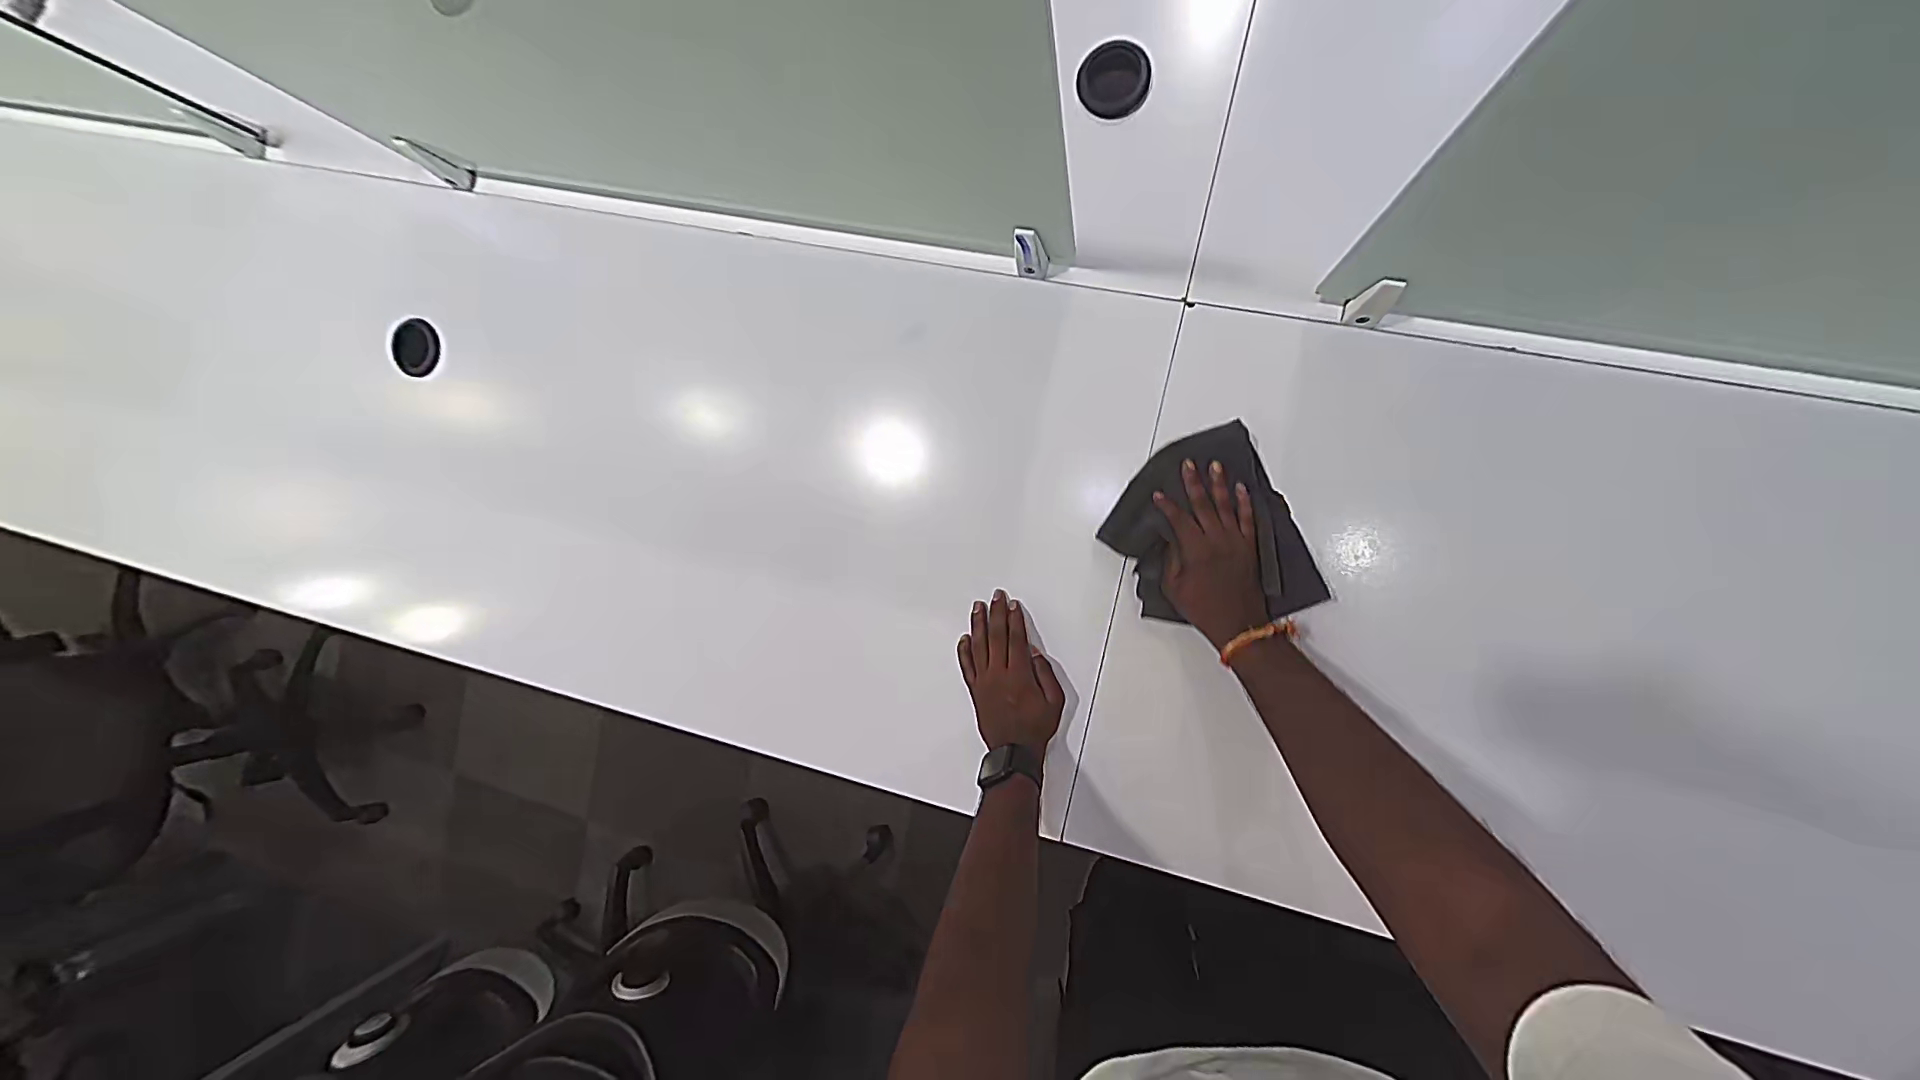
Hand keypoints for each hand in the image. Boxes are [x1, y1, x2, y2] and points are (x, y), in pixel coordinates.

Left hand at [958, 590, 1065, 752]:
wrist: (1013, 751)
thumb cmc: (1033, 729)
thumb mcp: (1054, 701)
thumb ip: (1045, 674)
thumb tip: (1034, 654)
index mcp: (1019, 676)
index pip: (1015, 639)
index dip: (1014, 620)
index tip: (1013, 606)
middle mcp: (999, 675)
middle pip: (996, 636)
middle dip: (996, 613)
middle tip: (995, 597)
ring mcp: (984, 682)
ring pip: (979, 646)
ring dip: (979, 624)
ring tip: (978, 609)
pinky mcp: (975, 690)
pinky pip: (967, 665)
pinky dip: (964, 650)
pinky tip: (965, 638)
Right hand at [1153, 459, 1270, 650]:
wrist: (1237, 623)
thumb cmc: (1203, 608)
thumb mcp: (1175, 587)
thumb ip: (1171, 560)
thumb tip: (1171, 542)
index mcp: (1195, 549)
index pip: (1178, 519)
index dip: (1168, 505)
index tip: (1160, 494)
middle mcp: (1216, 540)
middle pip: (1202, 504)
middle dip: (1193, 483)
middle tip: (1189, 465)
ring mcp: (1235, 541)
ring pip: (1226, 505)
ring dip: (1219, 484)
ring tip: (1215, 466)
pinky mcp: (1249, 546)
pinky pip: (1247, 518)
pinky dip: (1244, 502)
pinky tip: (1240, 488)